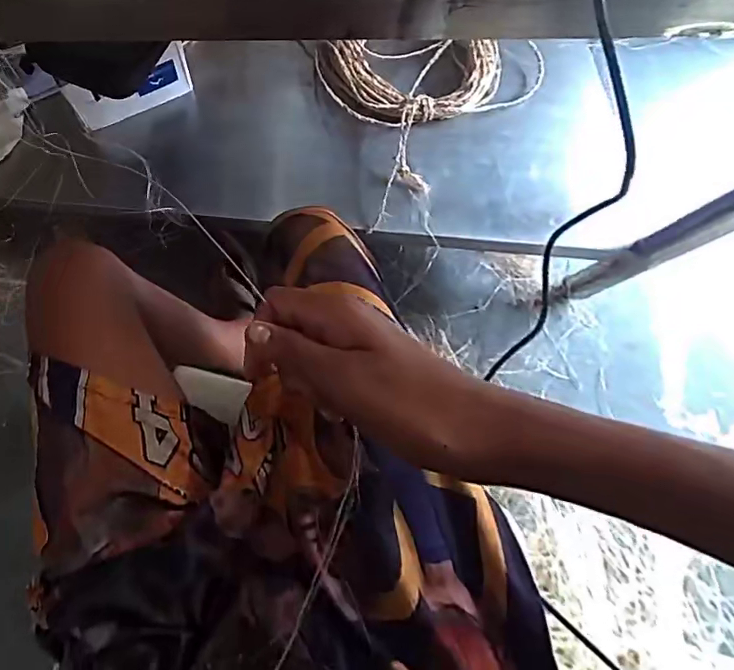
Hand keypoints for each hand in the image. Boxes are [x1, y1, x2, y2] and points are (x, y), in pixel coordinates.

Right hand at [242, 286, 521, 480]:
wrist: (481, 432)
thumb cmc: (407, 407)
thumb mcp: (339, 380)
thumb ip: (292, 351)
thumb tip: (252, 330)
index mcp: (333, 311)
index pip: (274, 302)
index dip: (259, 335)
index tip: (262, 377)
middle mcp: (345, 314)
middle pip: (290, 322)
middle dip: (282, 357)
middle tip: (298, 396)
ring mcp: (363, 337)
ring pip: (310, 346)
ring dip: (305, 375)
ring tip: (324, 406)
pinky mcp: (376, 360)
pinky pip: (334, 363)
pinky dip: (328, 384)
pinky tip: (343, 410)